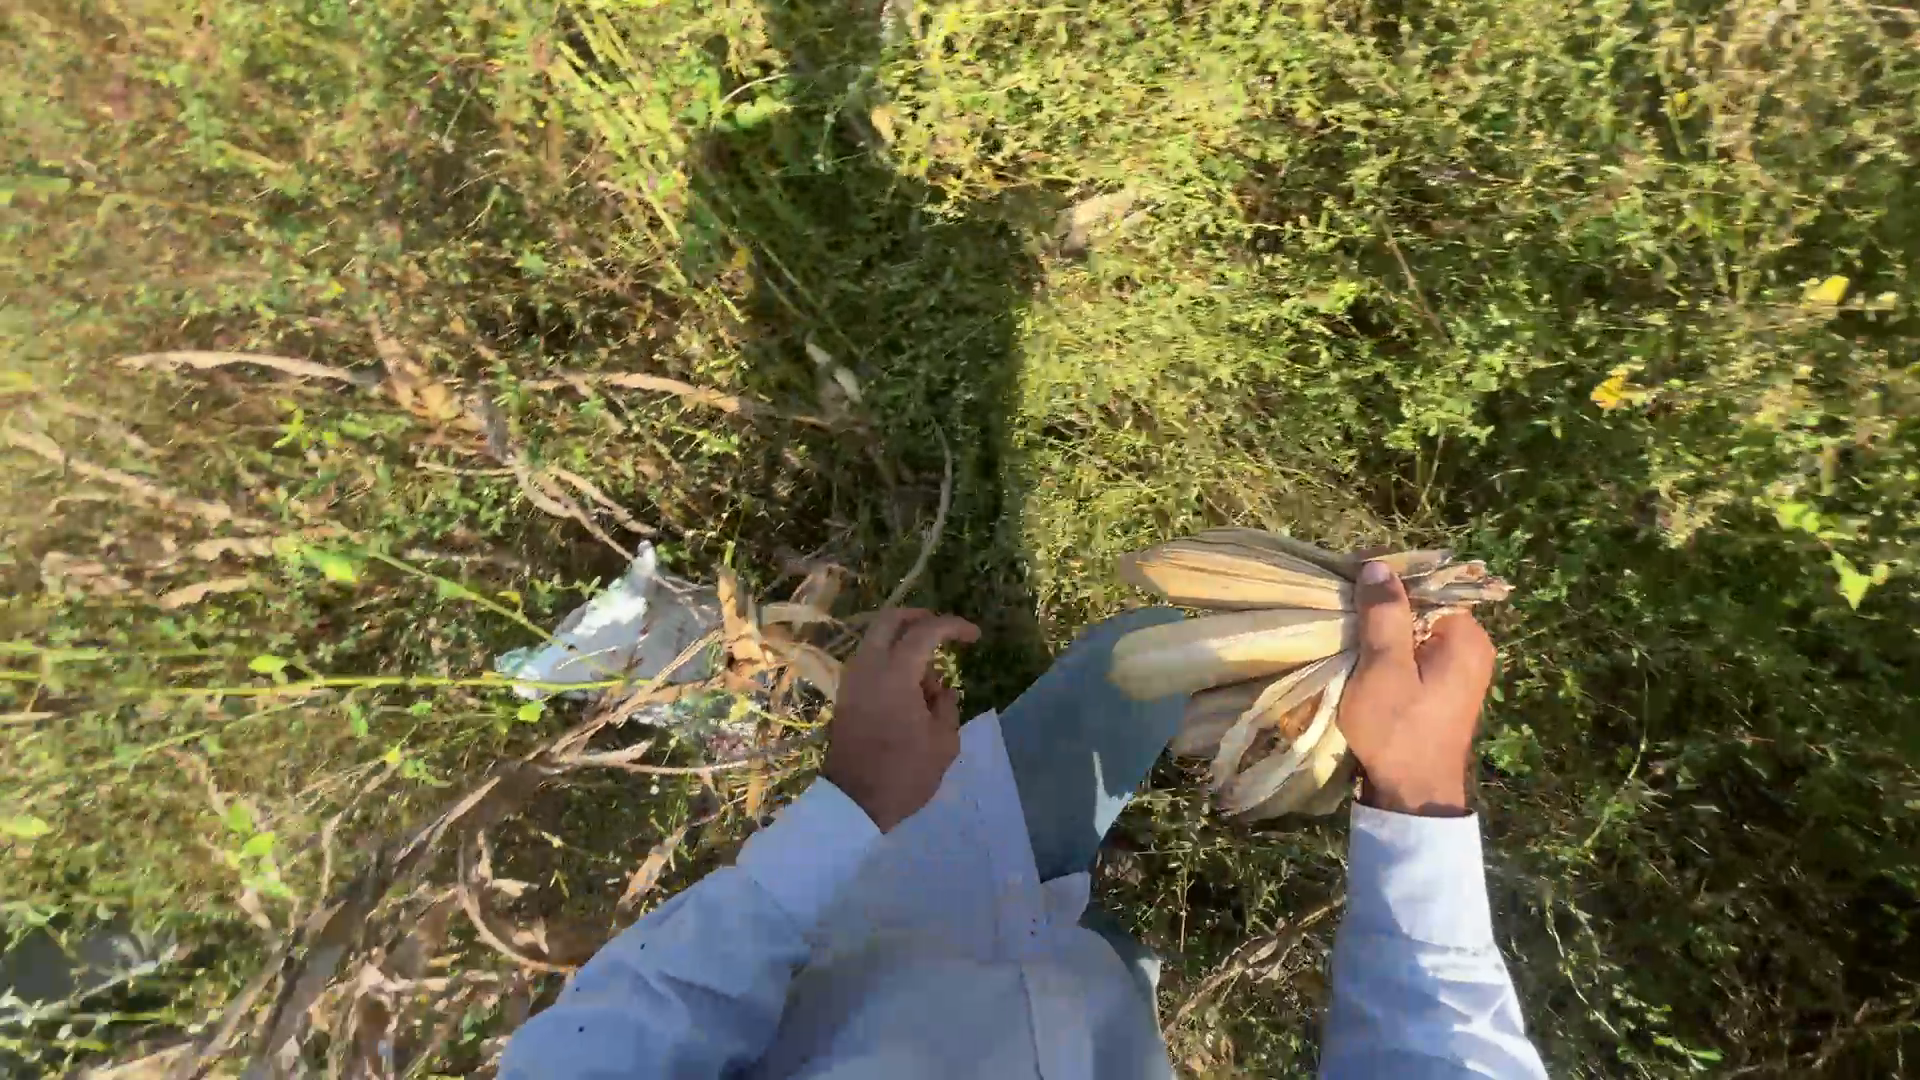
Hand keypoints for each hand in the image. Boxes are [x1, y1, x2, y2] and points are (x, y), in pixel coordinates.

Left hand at [824, 608, 980, 831]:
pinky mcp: (846, 694)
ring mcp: (853, 678)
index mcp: (895, 674)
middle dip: (920, 618)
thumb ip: (947, 706)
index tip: (975, 636)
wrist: (853, 803)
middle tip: (944, 631)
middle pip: (890, 619)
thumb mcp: (943, 742)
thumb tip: (942, 690)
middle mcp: (868, 666)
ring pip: (877, 639)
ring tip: (930, 678)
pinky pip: (871, 660)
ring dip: (904, 643)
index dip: (954, 626)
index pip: (926, 631)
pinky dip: (891, 660)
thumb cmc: (904, 773)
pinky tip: (911, 688)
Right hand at [1336, 561, 1496, 816]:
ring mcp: (1456, 669)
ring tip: (1342, 619)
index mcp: (1466, 638)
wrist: (1412, 792)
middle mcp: (1470, 648)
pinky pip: (1411, 648)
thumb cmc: (1397, 728)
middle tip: (1339, 597)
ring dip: (1378, 621)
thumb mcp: (1384, 667)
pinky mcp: (1439, 686)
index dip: (1387, 574)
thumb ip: (1384, 614)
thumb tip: (1378, 565)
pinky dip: (1384, 642)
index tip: (1347, 573)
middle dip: (1380, 598)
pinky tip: (1358, 646)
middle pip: (1421, 603)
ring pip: (1412, 626)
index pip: (1428, 584)